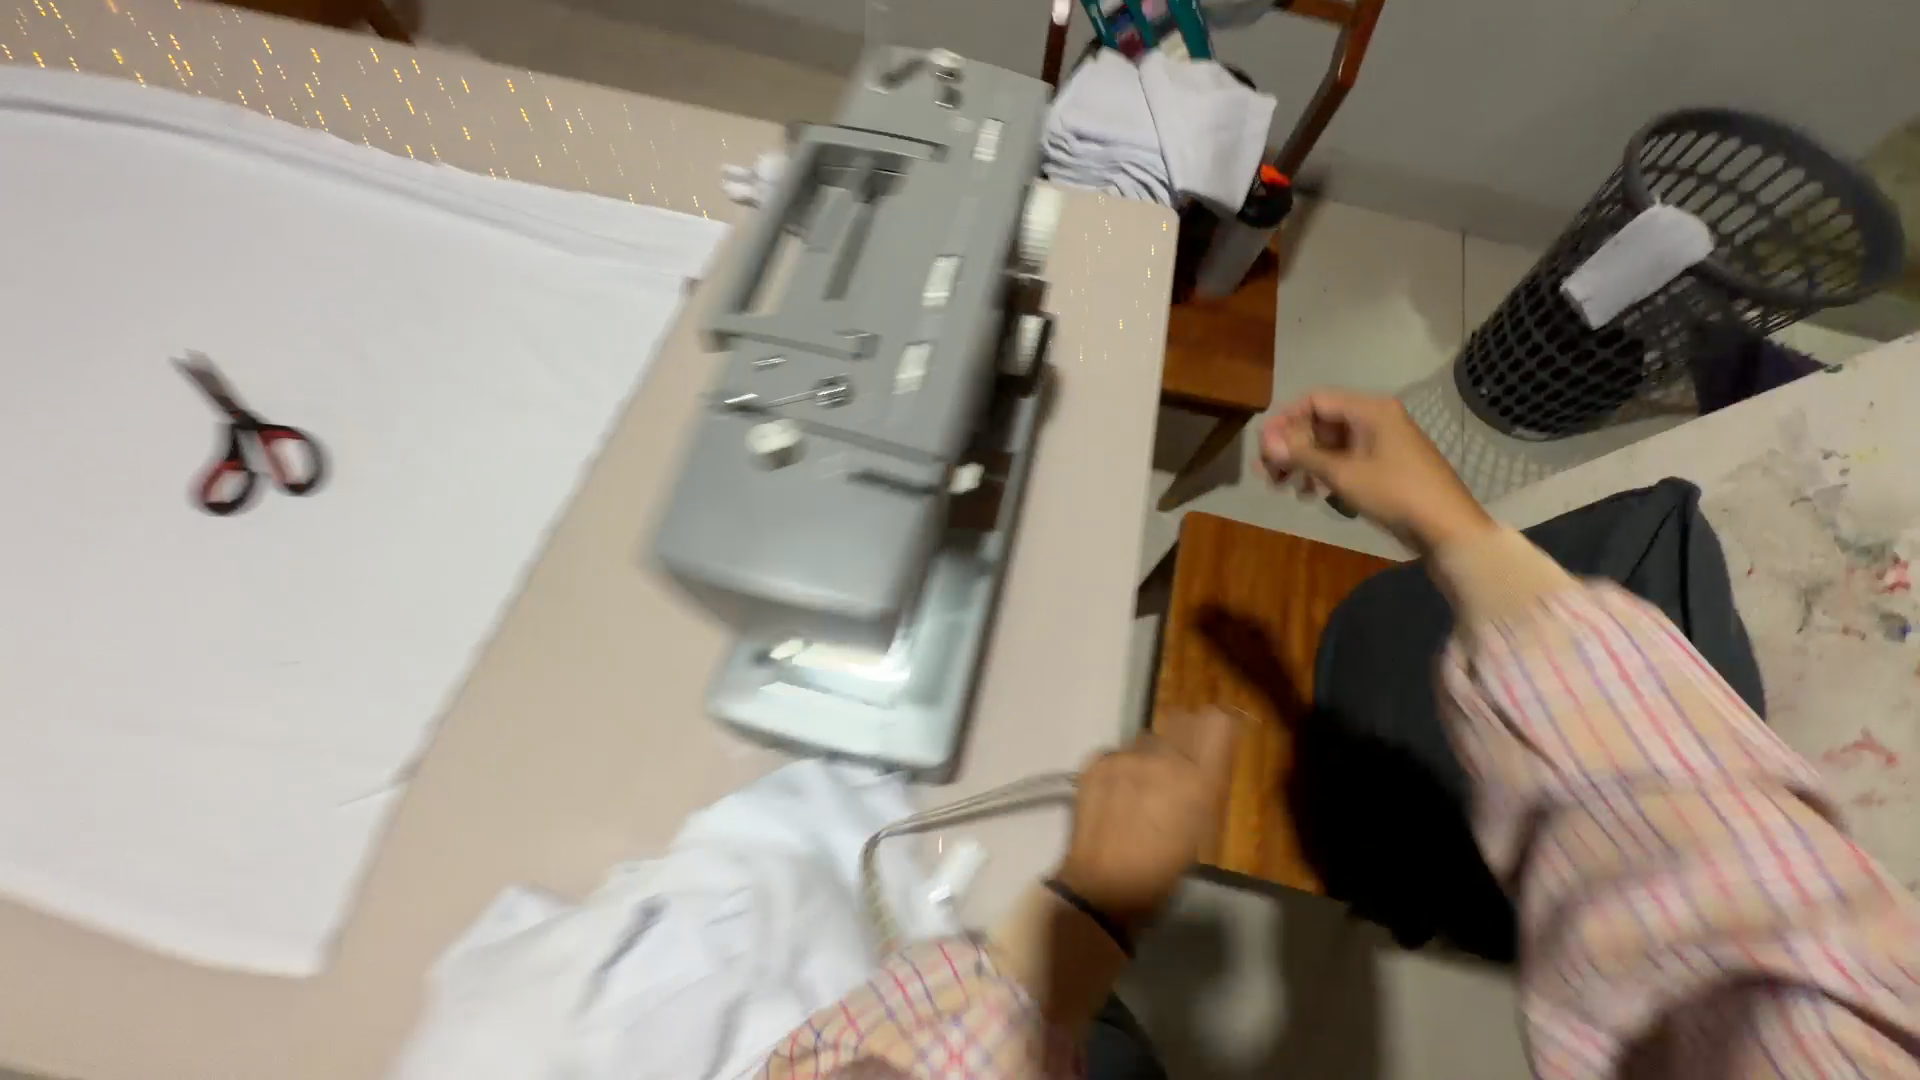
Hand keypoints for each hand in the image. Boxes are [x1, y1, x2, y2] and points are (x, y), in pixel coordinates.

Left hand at [1054, 709, 1236, 932]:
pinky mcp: (1096, 761)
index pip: (1216, 722)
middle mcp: (1164, 758)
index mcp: (1198, 780)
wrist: (1104, 883)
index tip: (1214, 732)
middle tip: (1176, 766)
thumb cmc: (1161, 870)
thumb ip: (1203, 787)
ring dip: (1150, 754)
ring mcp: (1126, 757)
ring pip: (1146, 738)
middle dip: (1184, 737)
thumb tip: (1203, 759)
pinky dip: (1120, 765)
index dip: (1217, 725)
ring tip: (1142, 786)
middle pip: (1181, 721)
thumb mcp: (1199, 831)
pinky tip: (1116, 793)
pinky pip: (1116, 752)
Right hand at [1259, 388, 1495, 554]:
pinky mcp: (1380, 465)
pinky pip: (1342, 460)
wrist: (1446, 527)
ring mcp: (1378, 443)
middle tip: (1265, 472)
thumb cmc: (1395, 493)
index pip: (1315, 401)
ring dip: (1301, 463)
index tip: (1263, 446)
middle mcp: (1373, 419)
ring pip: (1328, 445)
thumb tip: (1267, 442)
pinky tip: (1308, 494)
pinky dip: (1321, 473)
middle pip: (1319, 423)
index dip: (1284, 420)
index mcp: (1369, 411)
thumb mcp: (1343, 473)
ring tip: (1281, 486)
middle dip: (1289, 447)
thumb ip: (1302, 454)